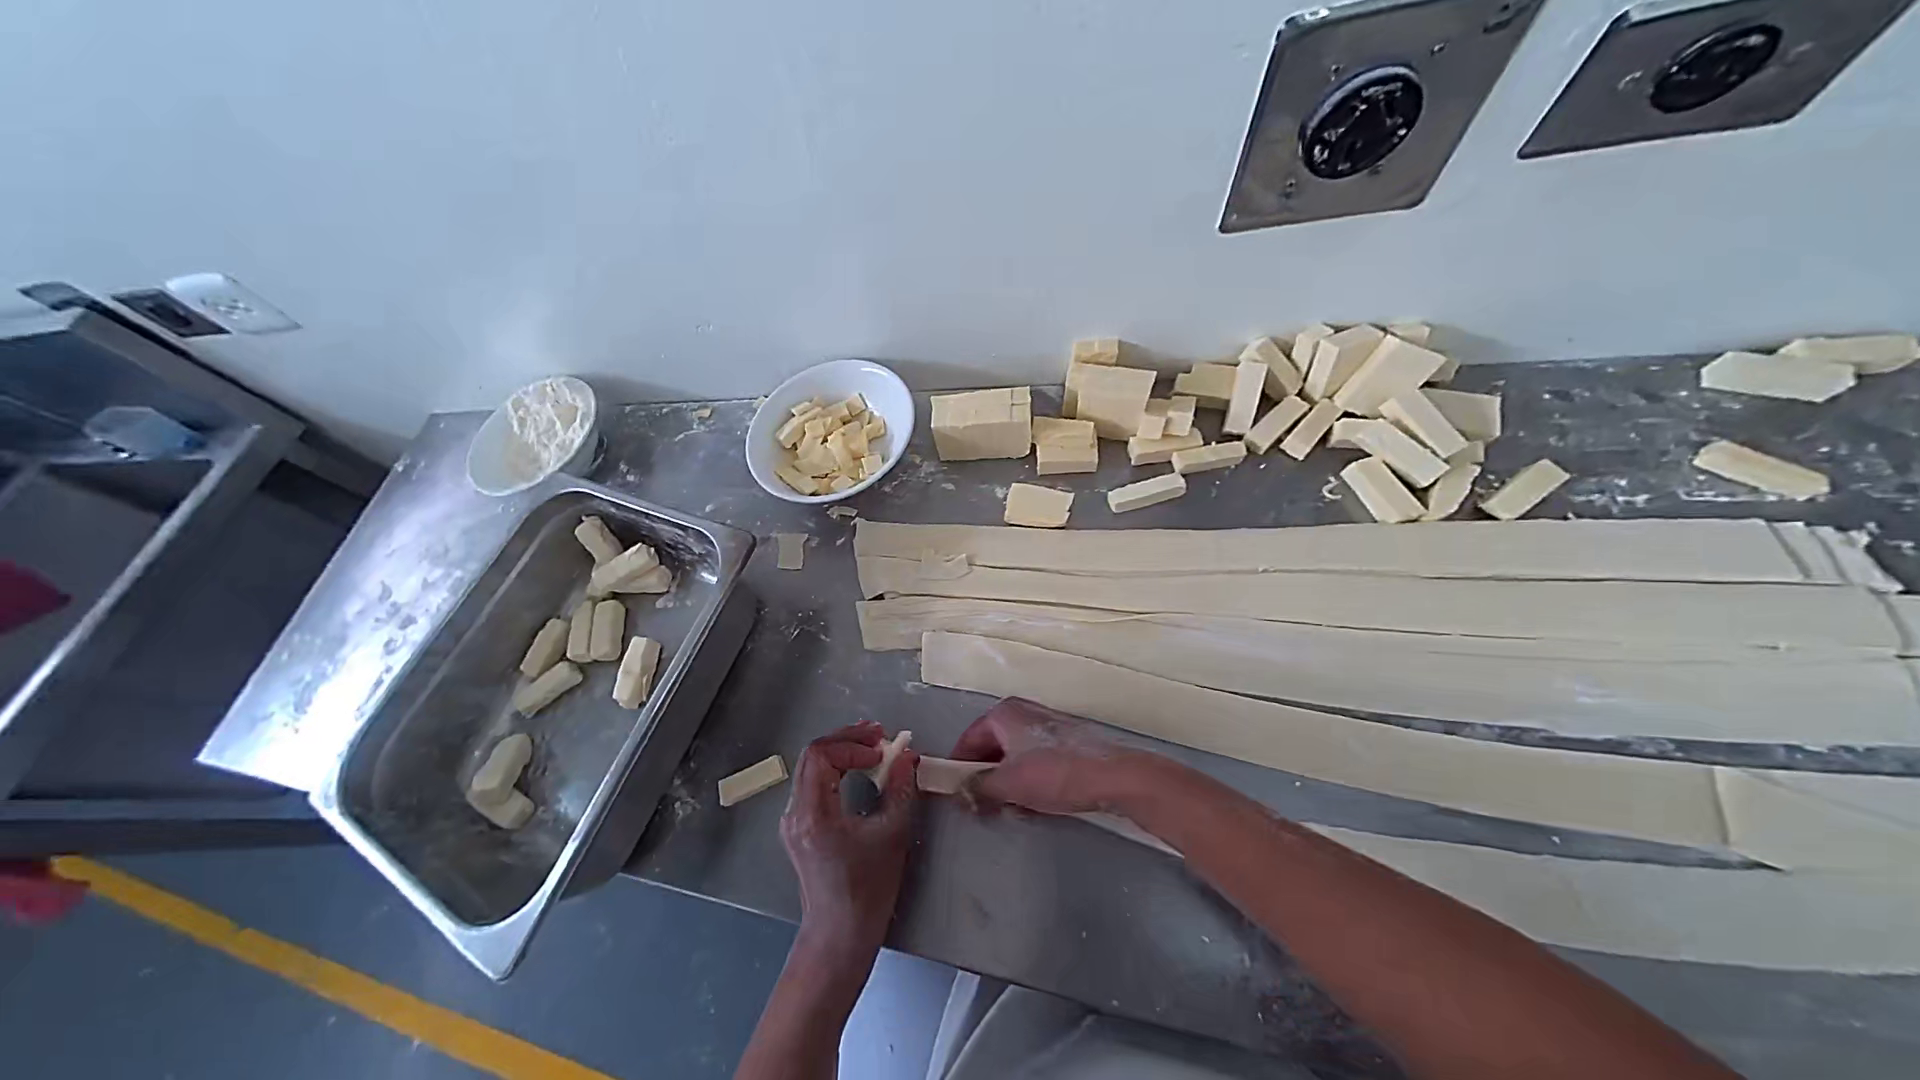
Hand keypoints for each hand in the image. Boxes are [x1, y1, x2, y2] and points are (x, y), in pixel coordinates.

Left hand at [780, 722, 919, 956]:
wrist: (840, 934)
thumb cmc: (867, 890)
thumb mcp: (892, 834)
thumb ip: (900, 789)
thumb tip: (907, 757)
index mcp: (813, 814)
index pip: (822, 756)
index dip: (853, 744)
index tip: (881, 750)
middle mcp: (795, 813)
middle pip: (813, 756)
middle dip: (847, 740)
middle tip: (879, 735)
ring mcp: (793, 821)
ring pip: (811, 768)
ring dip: (841, 752)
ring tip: (872, 747)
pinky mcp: (799, 828)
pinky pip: (813, 784)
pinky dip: (835, 769)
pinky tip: (857, 769)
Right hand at [949, 697, 1152, 814]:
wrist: (1114, 776)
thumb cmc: (1056, 773)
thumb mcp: (1009, 784)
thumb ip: (979, 787)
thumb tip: (961, 793)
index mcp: (1004, 714)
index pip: (968, 739)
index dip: (958, 766)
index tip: (954, 792)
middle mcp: (1024, 713)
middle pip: (992, 746)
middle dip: (985, 777)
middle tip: (981, 805)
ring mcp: (1047, 726)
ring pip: (1015, 756)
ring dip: (1007, 782)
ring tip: (1009, 808)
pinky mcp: (1067, 743)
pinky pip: (1036, 761)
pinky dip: (1029, 780)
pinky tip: (1035, 803)